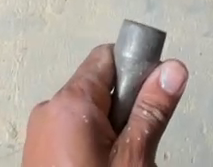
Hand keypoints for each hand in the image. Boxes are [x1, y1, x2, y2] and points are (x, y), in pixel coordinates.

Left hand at [22, 44, 187, 166]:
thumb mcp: (132, 159)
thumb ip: (153, 110)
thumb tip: (174, 67)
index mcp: (69, 101)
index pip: (109, 57)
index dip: (137, 69)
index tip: (155, 94)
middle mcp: (48, 110)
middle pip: (100, 87)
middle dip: (126, 108)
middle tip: (140, 143)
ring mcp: (40, 136)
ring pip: (90, 115)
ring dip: (112, 132)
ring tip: (123, 165)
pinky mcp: (38, 158)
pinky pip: (74, 136)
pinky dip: (94, 147)